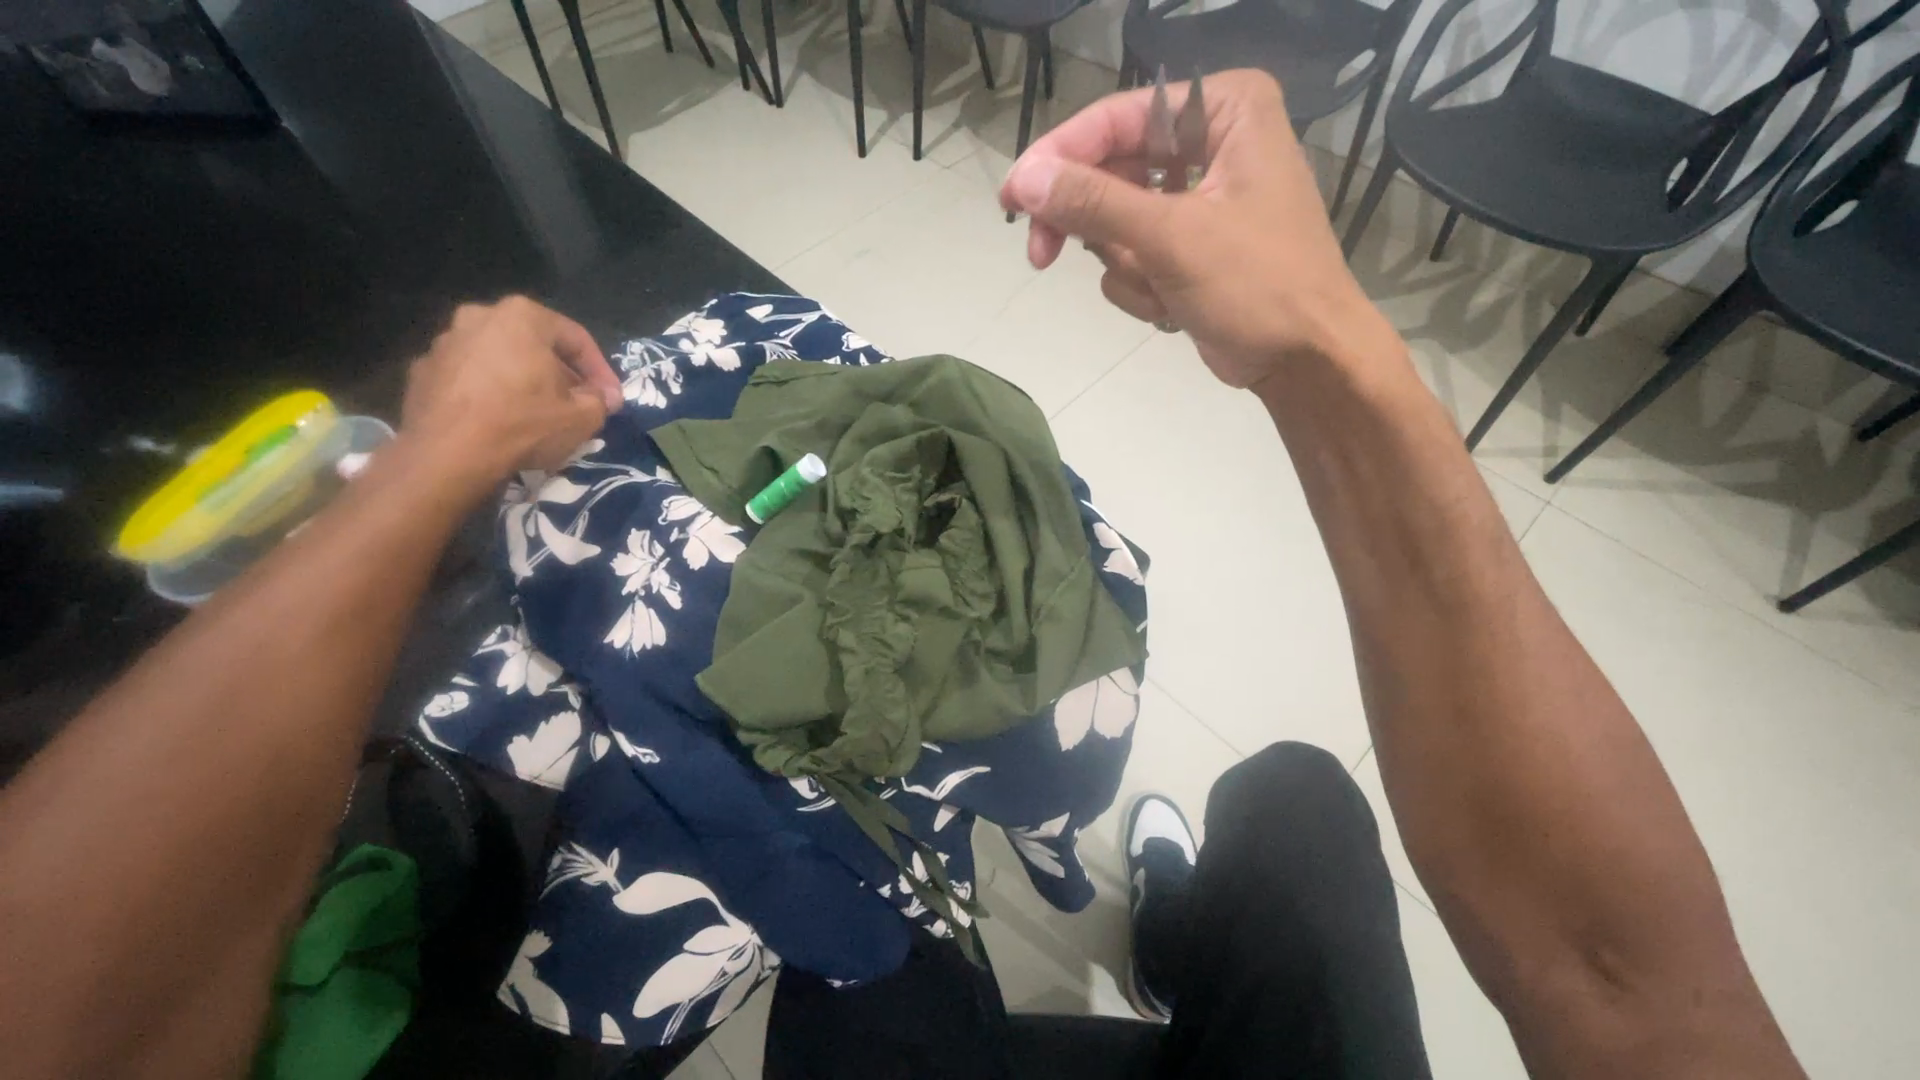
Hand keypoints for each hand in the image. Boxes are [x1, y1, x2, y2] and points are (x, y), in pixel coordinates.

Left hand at [396, 296, 620, 497]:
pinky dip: (485, 393)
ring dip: (520, 381)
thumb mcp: (582, 417)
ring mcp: (444, 343)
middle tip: (574, 404)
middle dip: (558, 373)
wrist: (447, 455)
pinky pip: (466, 378)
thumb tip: (605, 397)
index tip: (610, 399)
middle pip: (533, 344)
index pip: (575, 338)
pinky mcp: (421, 372)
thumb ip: (600, 401)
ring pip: (497, 358)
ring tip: (534, 414)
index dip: (600, 371)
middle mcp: (479, 317)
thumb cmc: (522, 424)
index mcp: (522, 316)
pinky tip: (497, 421)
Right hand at [998, 70, 1396, 389]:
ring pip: (1113, 219)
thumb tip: (1023, 179)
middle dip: (1094, 228)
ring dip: (1127, 267)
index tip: (1011, 197)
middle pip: (1108, 170)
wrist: (1306, 361)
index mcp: (1225, 109)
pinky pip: (1131, 253)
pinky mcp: (1188, 243)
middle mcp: (1211, 141)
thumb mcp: (1172, 238)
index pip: (1117, 119)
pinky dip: (1142, 286)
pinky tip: (1174, 307)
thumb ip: (1094, 203)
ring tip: (1164, 291)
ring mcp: (1197, 195)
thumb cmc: (1258, 285)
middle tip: (1041, 256)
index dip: (1058, 158)